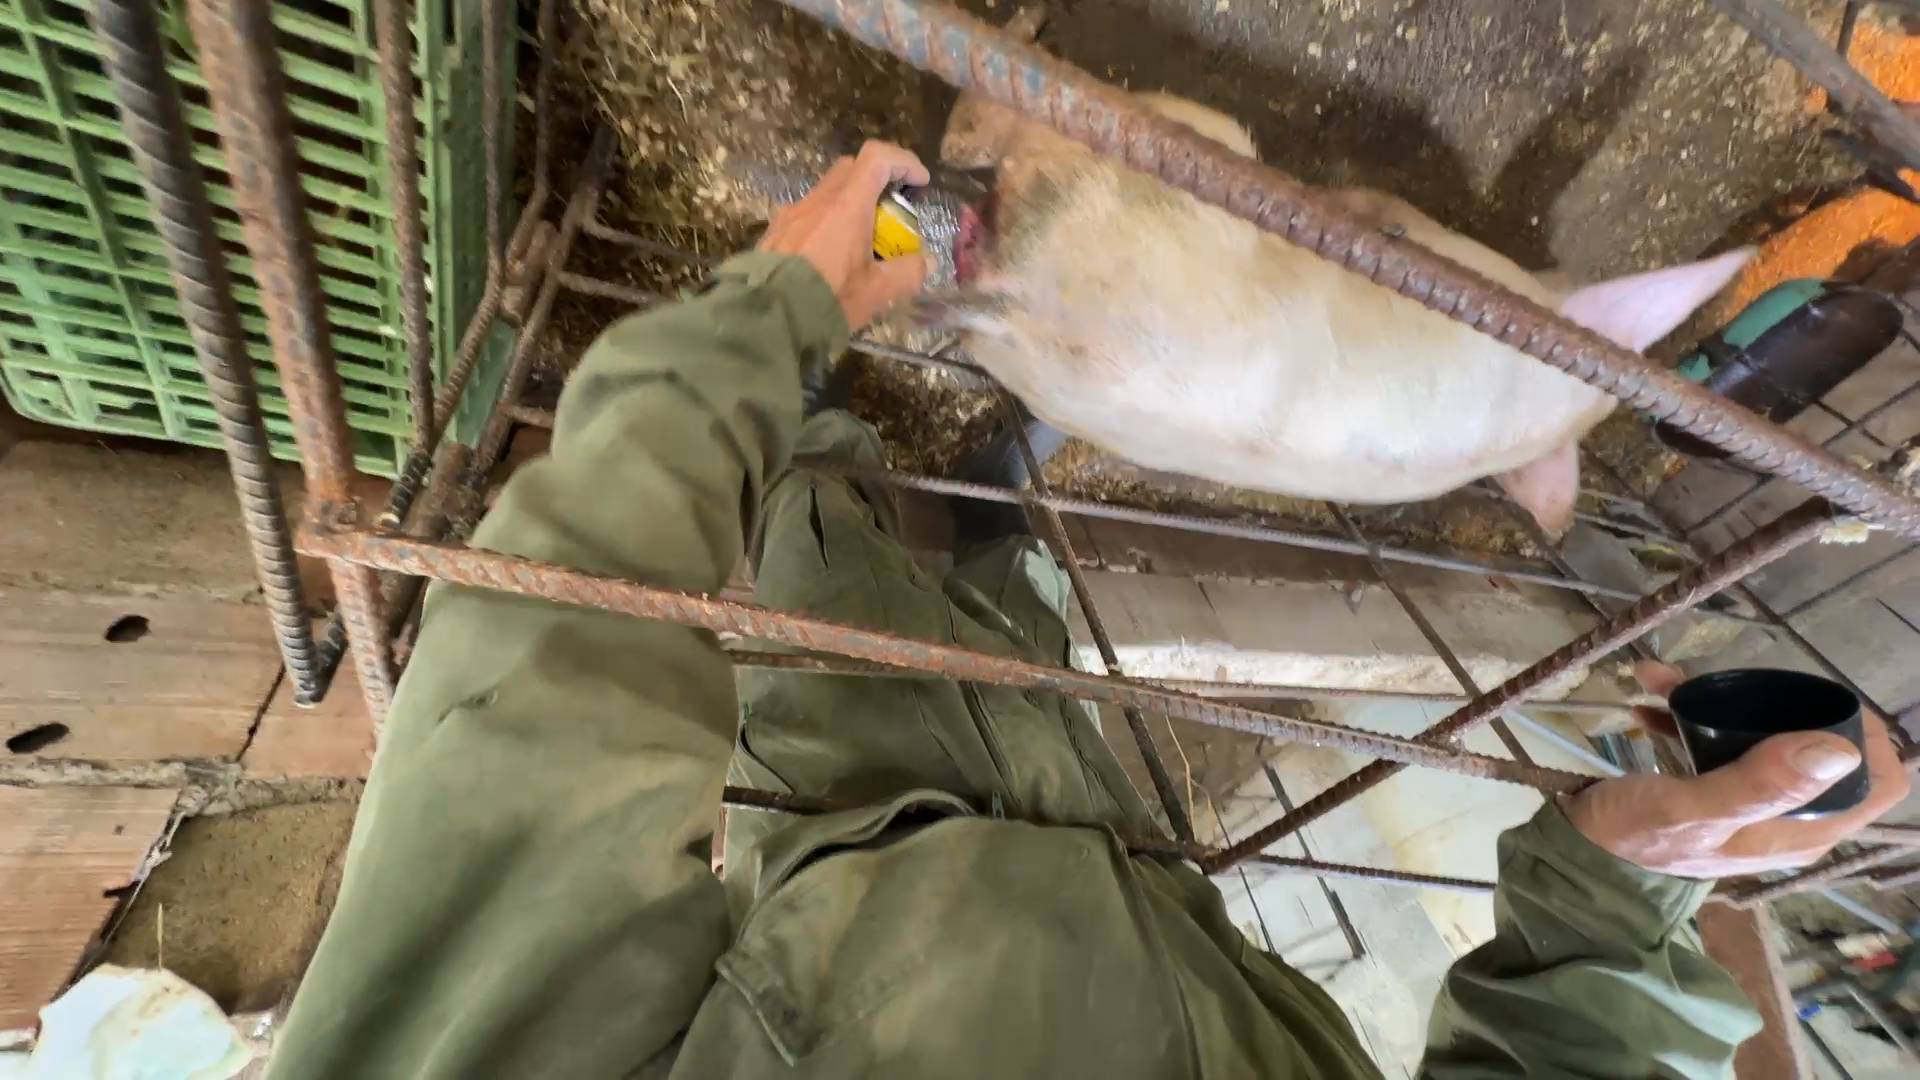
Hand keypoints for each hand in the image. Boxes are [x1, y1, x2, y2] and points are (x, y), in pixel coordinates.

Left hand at [757, 140, 931, 329]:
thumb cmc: (829, 297)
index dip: (903, 162)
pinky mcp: (777, 230)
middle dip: (878, 182)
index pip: (878, 158)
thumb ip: (907, 274)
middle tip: (891, 213)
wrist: (770, 313)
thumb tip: (927, 262)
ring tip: (860, 242)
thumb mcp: (877, 292)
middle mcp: (819, 199)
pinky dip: (827, 222)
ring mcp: (794, 212)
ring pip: (828, 192)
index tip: (920, 182)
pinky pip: (808, 214)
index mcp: (848, 204)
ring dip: (850, 205)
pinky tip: (829, 255)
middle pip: (852, 169)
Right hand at [1565, 660, 1909, 878]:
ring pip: (1752, 746)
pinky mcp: (1704, 793)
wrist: (1580, 850)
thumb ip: (1757, 784)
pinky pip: (1711, 751)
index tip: (1820, 697)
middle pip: (1808, 757)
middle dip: (1767, 709)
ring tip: (1659, 680)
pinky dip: (1682, 723)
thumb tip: (1837, 748)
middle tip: (1723, 679)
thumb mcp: (1689, 806)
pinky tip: (1647, 708)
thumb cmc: (1636, 832)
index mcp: (1800, 832)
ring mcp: (1743, 805)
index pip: (1875, 785)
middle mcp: (1784, 819)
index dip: (1866, 741)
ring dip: (1712, 708)